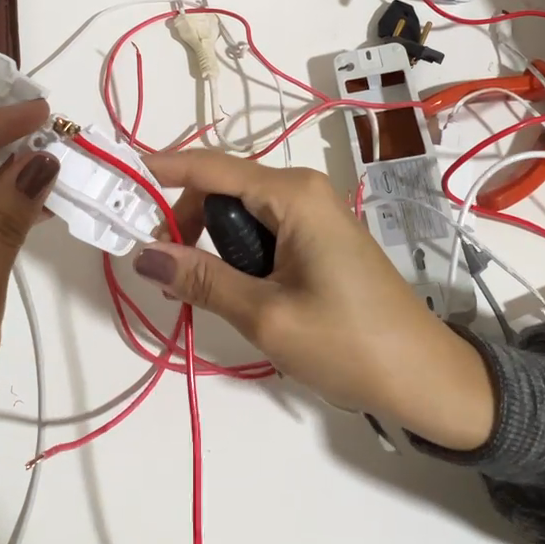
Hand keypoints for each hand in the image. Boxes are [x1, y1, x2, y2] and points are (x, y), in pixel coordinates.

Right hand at [138, 150, 493, 450]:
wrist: (426, 377)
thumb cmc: (348, 343)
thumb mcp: (266, 315)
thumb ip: (202, 279)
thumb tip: (142, 253)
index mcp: (292, 194)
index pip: (210, 166)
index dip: (162, 170)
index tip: (118, 179)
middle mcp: (301, 189)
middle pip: (221, 186)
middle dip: (184, 219)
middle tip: (162, 270)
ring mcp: (312, 211)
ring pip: (238, 208)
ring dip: (208, 241)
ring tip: (195, 290)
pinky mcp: (317, 236)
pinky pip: (261, 226)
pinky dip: (235, 251)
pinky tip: (229, 288)